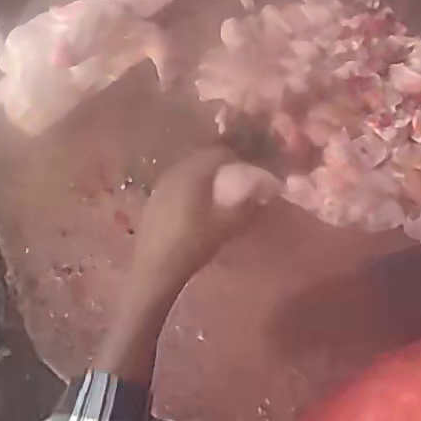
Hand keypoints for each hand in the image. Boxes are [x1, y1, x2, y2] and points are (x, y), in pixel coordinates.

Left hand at [127, 147, 263, 303]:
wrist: (154, 269)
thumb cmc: (193, 244)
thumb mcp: (226, 224)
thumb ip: (247, 202)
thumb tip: (265, 185)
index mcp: (193, 172)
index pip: (220, 152)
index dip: (239, 157)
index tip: (253, 168)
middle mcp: (175, 171)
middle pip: (203, 159)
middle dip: (224, 166)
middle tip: (240, 179)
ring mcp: (162, 184)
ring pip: (190, 170)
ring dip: (207, 177)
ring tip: (222, 193)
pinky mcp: (154, 199)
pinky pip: (179, 183)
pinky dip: (193, 187)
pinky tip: (199, 206)